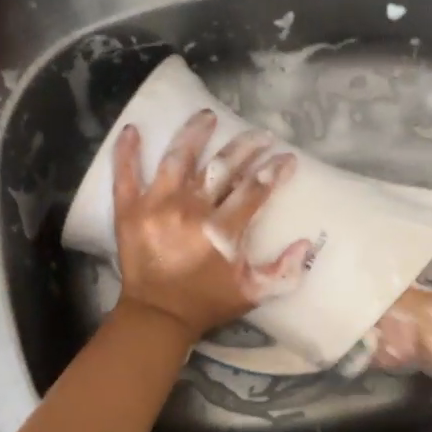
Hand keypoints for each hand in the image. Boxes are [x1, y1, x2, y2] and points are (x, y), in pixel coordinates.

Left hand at [112, 110, 312, 340]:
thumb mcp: (253, 293)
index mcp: (221, 230)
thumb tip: (307, 243)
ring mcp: (156, 206)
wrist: (157, 316)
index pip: (254, 189)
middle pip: (222, 166)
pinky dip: (126, 151)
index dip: (274, 170)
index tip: (287, 158)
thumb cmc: (207, 302)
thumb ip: (284, 271)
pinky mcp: (129, 210)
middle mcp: (190, 210)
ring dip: (194, 133)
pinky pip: (125, 174)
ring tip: (206, 116)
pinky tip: (132, 129)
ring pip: (177, 158)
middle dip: (246, 146)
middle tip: (261, 134)